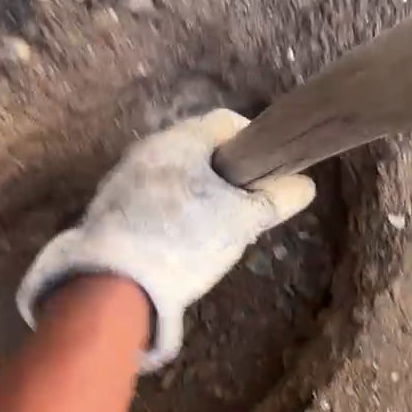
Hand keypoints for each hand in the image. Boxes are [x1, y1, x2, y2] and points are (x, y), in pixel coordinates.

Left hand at [16, 109, 315, 371]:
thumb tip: (304, 185)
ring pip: (178, 175)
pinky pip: (153, 199)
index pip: (229, 122)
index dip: (256, 145)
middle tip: (244, 210)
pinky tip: (180, 246)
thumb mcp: (245, 221)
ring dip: (200, 196)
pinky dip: (173, 214)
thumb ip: (279, 198)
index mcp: (181, 141)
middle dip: (228, 176)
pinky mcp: (108, 209)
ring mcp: (123, 178)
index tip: (266, 178)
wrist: (113, 288)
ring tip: (213, 233)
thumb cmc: (185, 242)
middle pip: (203, 151)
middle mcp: (148, 149)